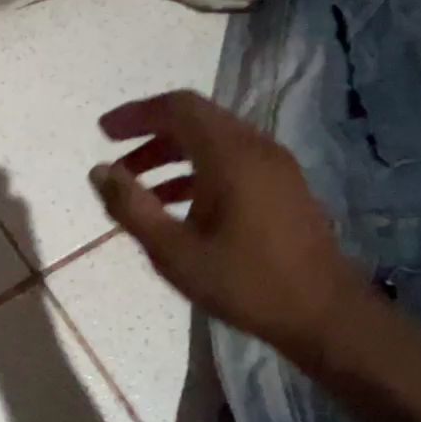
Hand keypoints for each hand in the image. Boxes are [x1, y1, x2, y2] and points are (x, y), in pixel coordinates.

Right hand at [90, 91, 372, 359]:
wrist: (321, 313)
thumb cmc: (242, 282)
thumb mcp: (172, 250)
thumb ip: (131, 207)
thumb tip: (99, 171)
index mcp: (230, 157)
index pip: (179, 109)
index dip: (137, 114)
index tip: (103, 132)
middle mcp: (256, 150)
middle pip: (196, 120)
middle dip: (150, 132)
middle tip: (113, 155)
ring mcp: (274, 167)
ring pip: (213, 141)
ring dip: (170, 154)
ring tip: (135, 184)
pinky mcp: (281, 186)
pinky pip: (230, 161)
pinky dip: (194, 170)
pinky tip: (172, 203)